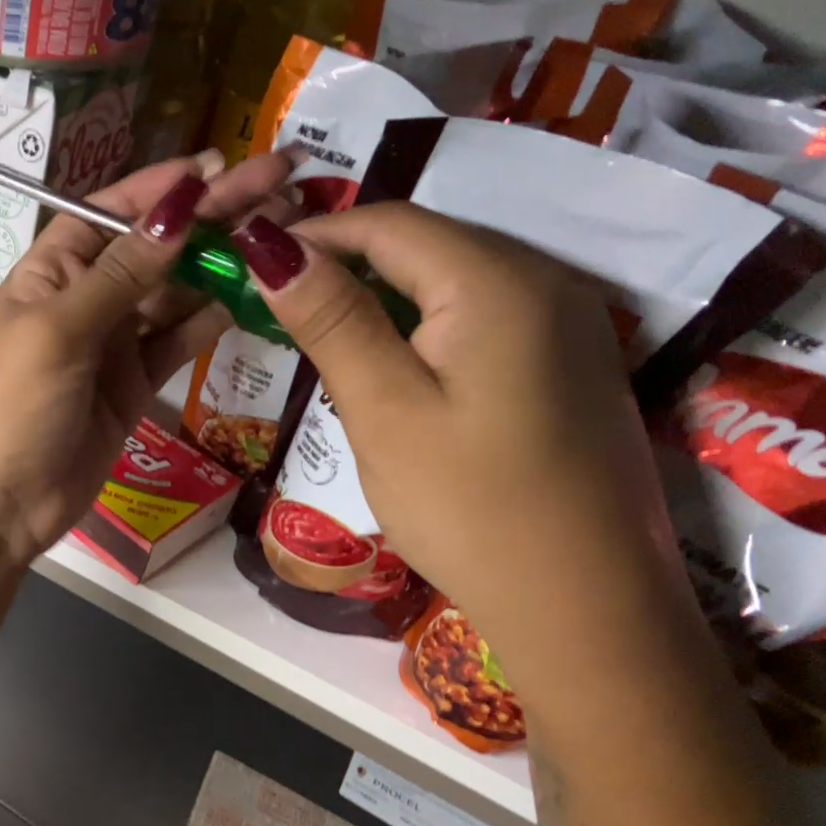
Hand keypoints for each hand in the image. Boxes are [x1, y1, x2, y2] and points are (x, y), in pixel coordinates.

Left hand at [0, 150, 299, 564]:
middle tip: (280, 182)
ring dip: (220, 262)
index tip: (220, 165)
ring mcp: (109, 344)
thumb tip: (179, 208)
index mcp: (46, 275)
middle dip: (208, 216)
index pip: (107, 214)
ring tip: (285, 229)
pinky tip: (256, 292)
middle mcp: (80, 300)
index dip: (161, 189)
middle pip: (150, 247)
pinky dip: (212, 316)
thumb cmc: (10, 408)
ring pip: (171, 291)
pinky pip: (178, 340)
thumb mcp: (58, 331)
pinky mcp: (133, 384)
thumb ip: (119, 274)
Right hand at [234, 202, 683, 643]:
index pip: (389, 223)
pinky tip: (382, 358)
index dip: (311, 233)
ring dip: (376, 290)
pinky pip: (477, 312)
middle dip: (341, 258)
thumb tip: (269, 245)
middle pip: (424, 242)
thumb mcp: (383, 407)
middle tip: (268, 298)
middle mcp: (543, 282)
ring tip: (311, 327)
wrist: (581, 602)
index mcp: (496, 284)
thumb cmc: (466, 502)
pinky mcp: (563, 363)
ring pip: (449, 276)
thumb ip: (330, 319)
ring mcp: (563, 323)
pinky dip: (416, 319)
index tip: (244, 262)